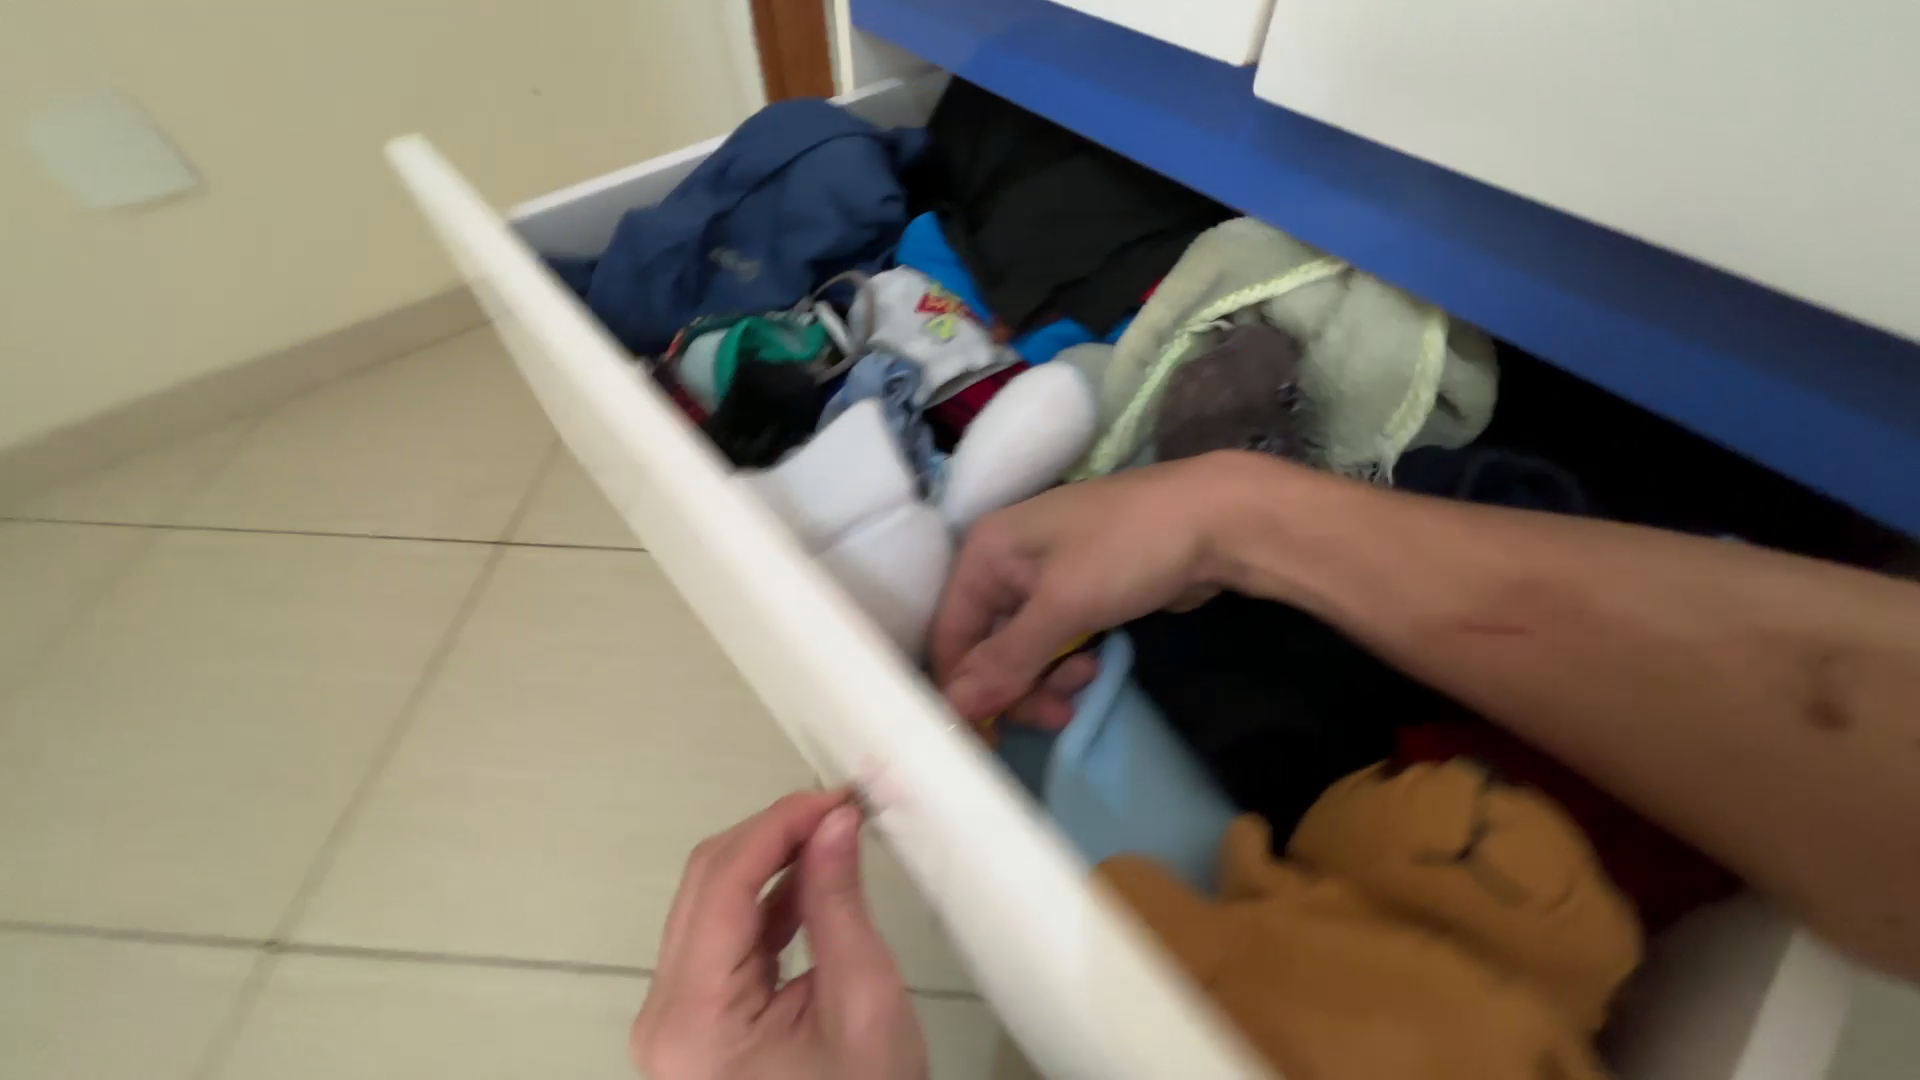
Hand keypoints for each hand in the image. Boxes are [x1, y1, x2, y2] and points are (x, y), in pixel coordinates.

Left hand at [630, 791, 925, 1079]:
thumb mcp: (862, 1001)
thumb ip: (839, 903)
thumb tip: (834, 822)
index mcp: (694, 1018)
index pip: (723, 882)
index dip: (779, 824)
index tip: (834, 798)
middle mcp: (665, 1012)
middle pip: (707, 882)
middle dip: (774, 833)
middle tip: (837, 811)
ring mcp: (674, 1015)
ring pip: (712, 898)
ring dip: (772, 858)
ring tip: (831, 835)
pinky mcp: (695, 1015)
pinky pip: (724, 931)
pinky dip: (768, 896)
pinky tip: (813, 879)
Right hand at [930, 454, 1247, 729]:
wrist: (1218, 520)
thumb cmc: (1126, 551)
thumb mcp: (1061, 607)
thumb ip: (1005, 661)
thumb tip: (952, 710)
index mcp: (986, 551)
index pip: (951, 632)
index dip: (963, 686)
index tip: (982, 738)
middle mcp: (1006, 562)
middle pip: (986, 644)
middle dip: (1016, 684)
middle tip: (1053, 715)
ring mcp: (1044, 577)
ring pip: (1022, 648)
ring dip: (1046, 678)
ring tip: (1085, 683)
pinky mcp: (1079, 592)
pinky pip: (1054, 642)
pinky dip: (1067, 662)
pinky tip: (1096, 668)